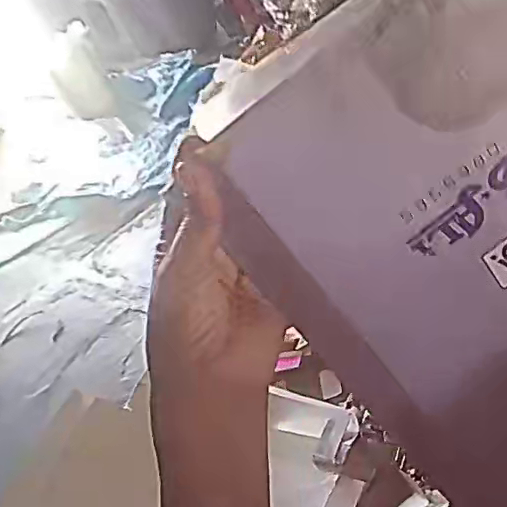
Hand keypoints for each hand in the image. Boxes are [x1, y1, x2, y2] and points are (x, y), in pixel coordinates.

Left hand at [148, 138, 287, 396]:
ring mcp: (255, 264)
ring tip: (306, 170)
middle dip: (252, 179)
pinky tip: (323, 216)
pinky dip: (306, 241)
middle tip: (279, 143)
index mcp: (187, 237)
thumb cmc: (183, 327)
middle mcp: (222, 245)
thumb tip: (195, 165)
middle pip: (237, 204)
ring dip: (281, 206)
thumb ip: (198, 222)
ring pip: (268, 227)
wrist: (217, 378)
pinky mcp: (283, 283)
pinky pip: (296, 257)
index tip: (226, 128)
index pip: (195, 189)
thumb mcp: (183, 269)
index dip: (205, 161)